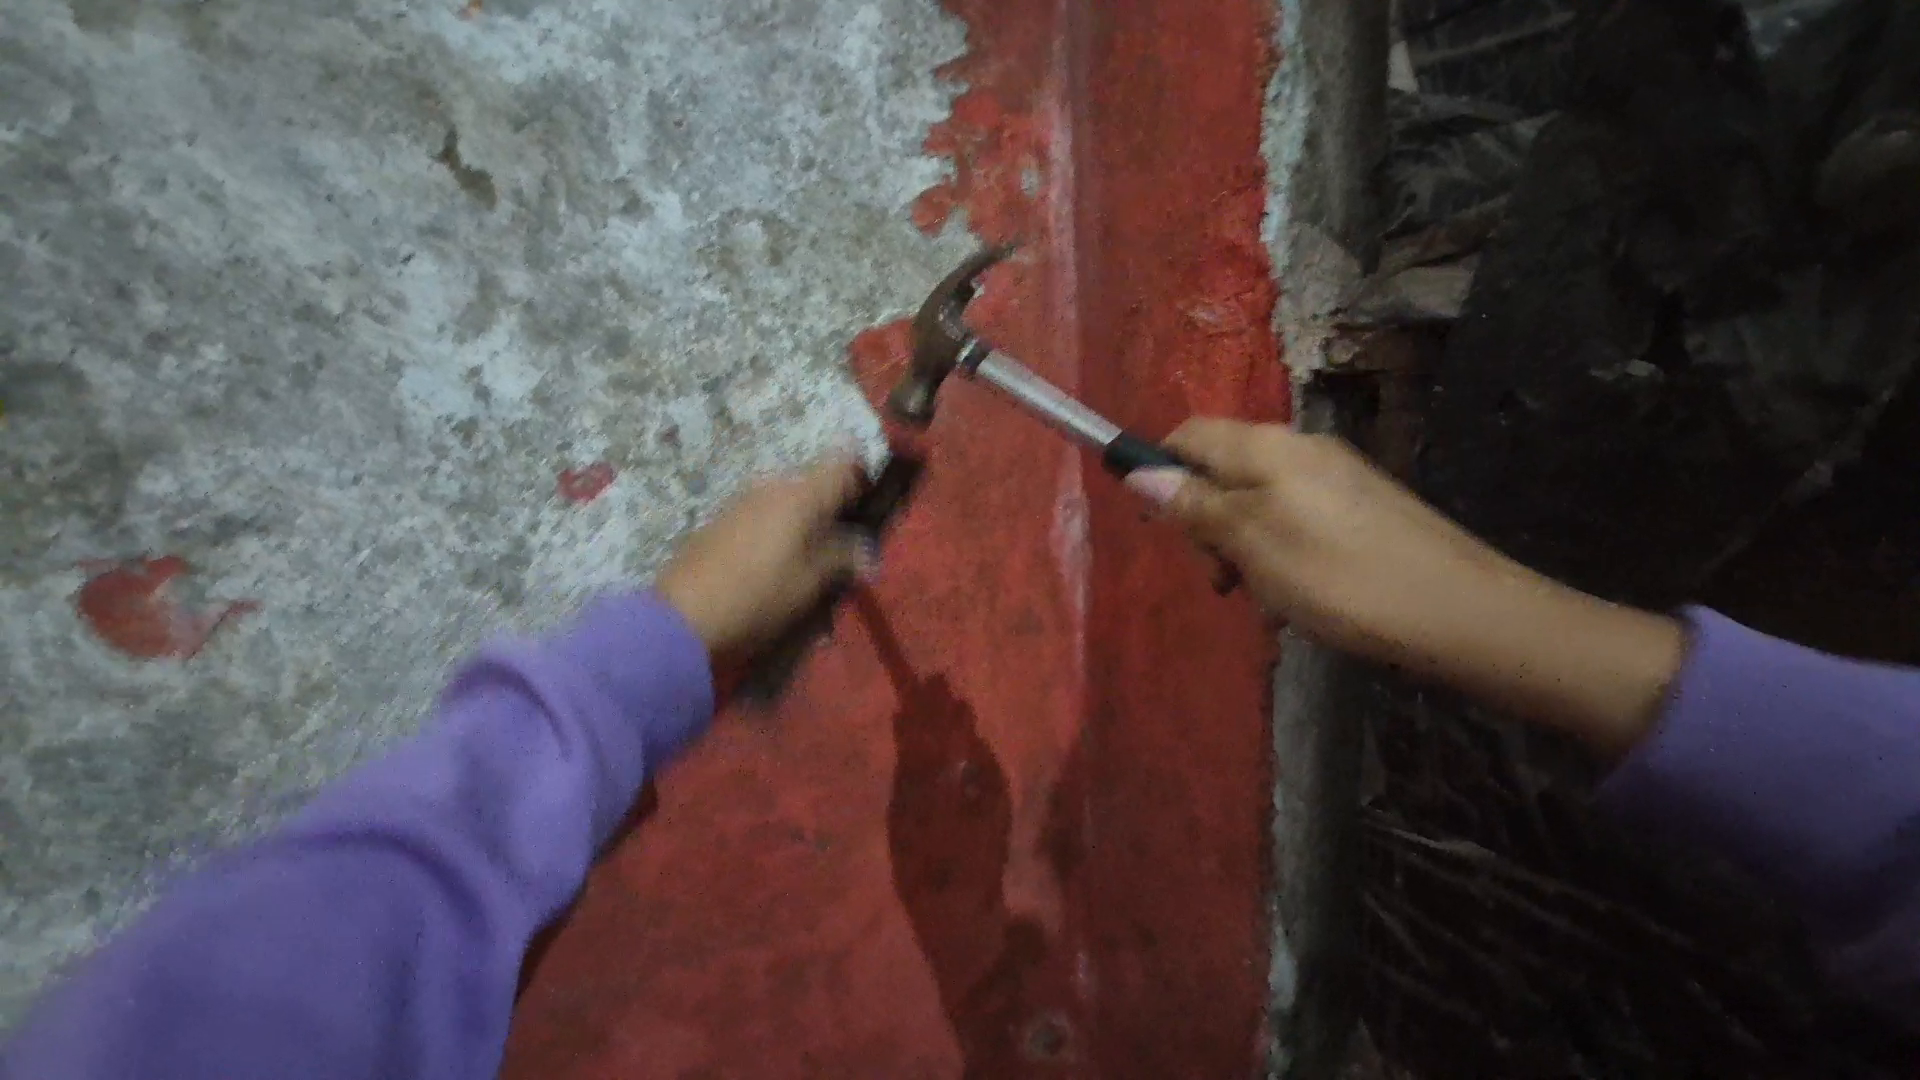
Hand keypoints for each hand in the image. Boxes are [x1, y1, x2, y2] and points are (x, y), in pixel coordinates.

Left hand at [656, 460, 875, 662]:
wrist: (683, 616)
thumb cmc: (759, 595)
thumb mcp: (811, 581)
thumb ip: (844, 557)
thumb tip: (867, 549)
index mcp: (801, 494)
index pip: (843, 463)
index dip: (862, 480)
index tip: (868, 510)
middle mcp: (772, 485)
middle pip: (815, 484)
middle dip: (833, 511)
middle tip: (841, 551)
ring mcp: (743, 500)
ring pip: (789, 501)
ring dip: (804, 525)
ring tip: (807, 566)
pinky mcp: (721, 519)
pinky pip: (763, 514)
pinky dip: (778, 533)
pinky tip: (772, 568)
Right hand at [1128, 420, 1684, 756]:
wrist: (1461, 613)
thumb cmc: (1339, 576)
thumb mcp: (1251, 542)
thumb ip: (1194, 505)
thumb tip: (1137, 472)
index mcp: (1268, 447)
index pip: (1190, 434)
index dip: (1160, 470)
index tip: (1156, 525)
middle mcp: (1300, 450)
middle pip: (1221, 472)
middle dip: (1205, 523)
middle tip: (1219, 579)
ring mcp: (1335, 480)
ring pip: (1255, 505)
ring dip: (1241, 550)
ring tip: (1261, 601)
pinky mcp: (1359, 511)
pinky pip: (1293, 523)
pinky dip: (1279, 558)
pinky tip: (1295, 601)